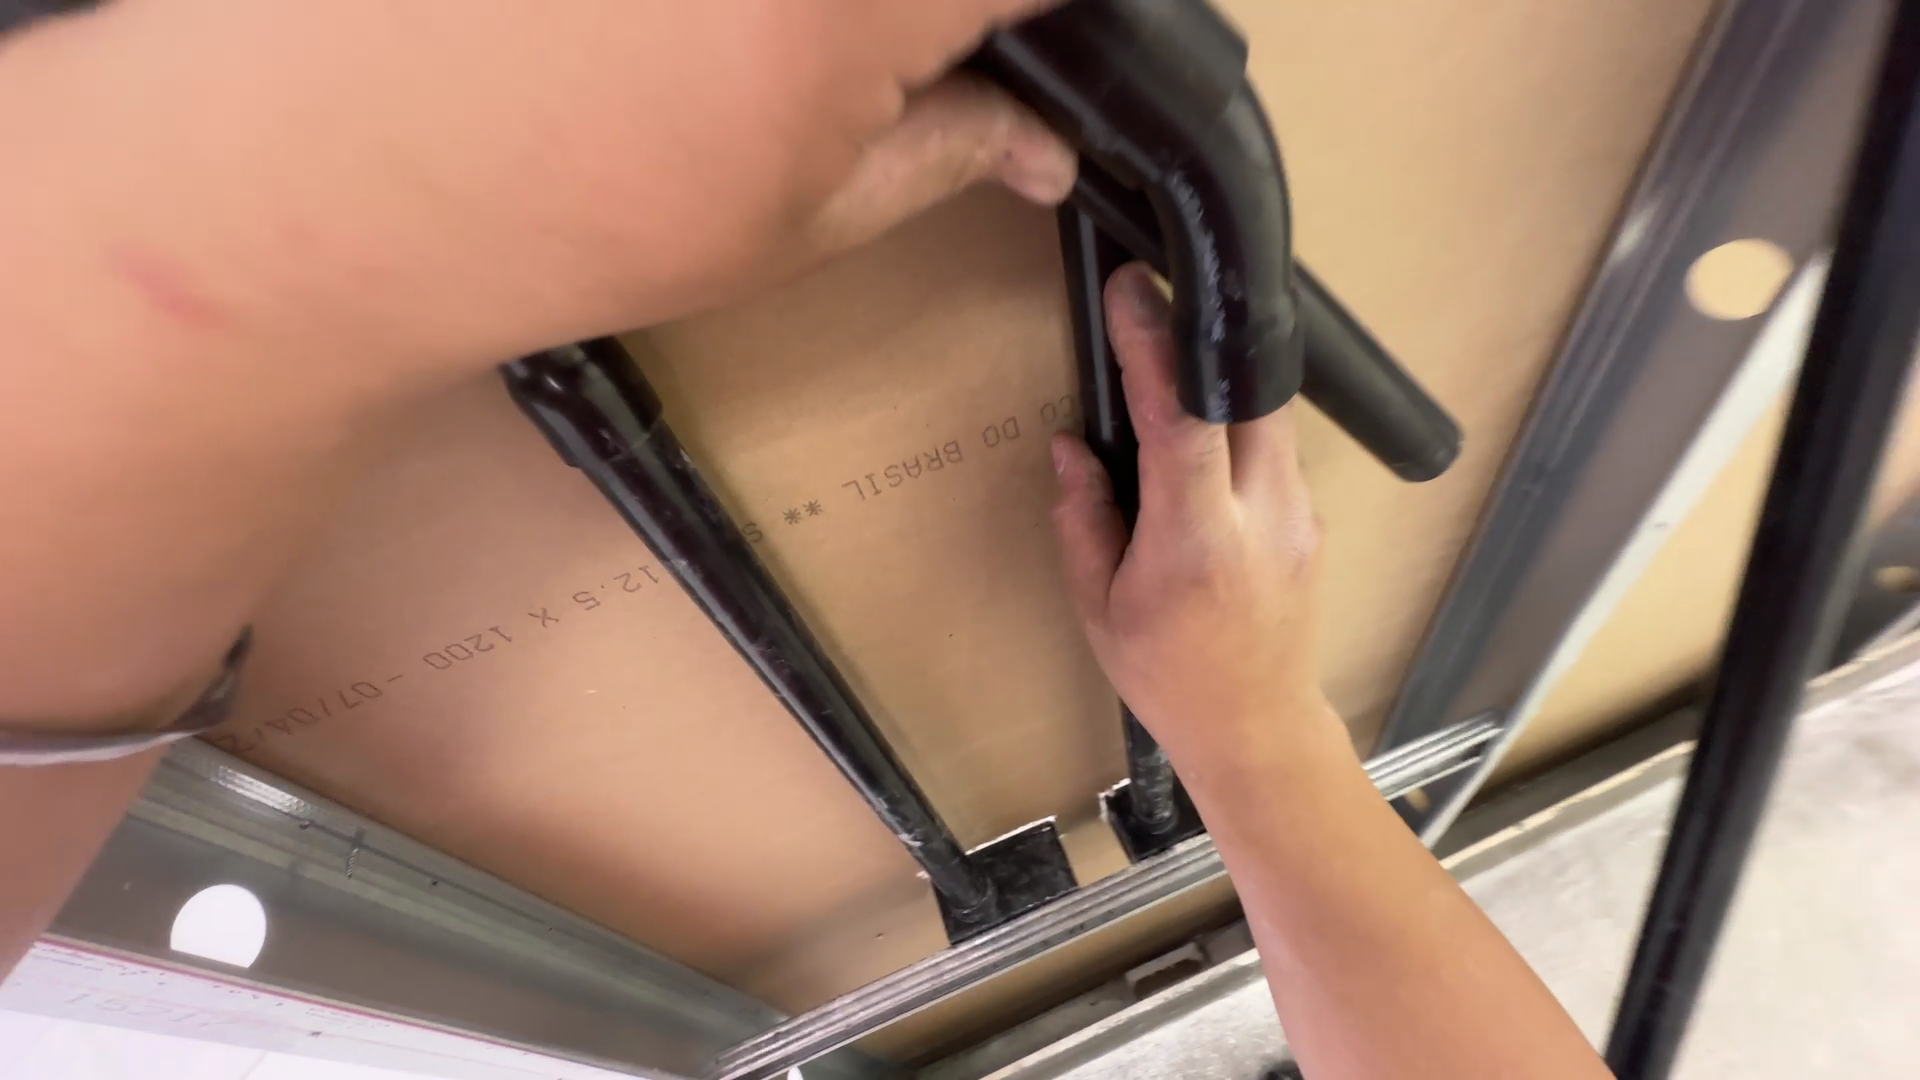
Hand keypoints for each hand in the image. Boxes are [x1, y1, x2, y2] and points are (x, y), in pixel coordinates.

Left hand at [25, 0, 1074, 376]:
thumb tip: (1049, 148)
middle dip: (977, 21)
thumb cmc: (592, 225)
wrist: (340, 170)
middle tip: (958, 63)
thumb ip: (952, 154)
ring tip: (858, 62)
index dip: (1096, 17)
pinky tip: (761, 38)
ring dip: (877, 25)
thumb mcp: (805, 220)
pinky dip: (805, 13)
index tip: (1076, 50)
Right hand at [1050, 265, 1343, 775]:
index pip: (1183, 422)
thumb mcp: (1099, 607)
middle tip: (1155, 307)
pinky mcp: (1313, 518)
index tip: (1131, 291)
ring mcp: (1302, 515)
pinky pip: (1276, 446)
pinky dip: (1237, 422)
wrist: (1257, 726)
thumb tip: (1073, 447)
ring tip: (1174, 370)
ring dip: (1220, 380)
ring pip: (1269, 413)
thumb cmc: (1167, 677)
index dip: (1154, 349)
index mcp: (1196, 544)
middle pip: (1248, 394)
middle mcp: (1265, 517)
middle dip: (1201, 340)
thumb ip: (1083, 519)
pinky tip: (1206, 440)